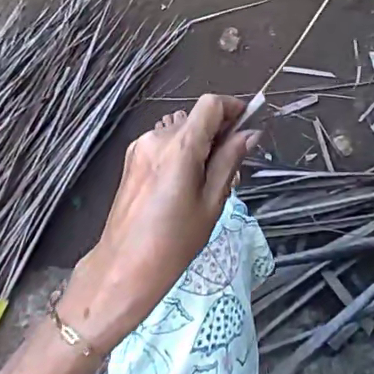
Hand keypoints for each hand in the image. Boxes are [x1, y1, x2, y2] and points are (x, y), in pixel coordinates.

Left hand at [59, 95, 257, 350]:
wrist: (122, 268)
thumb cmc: (173, 243)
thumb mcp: (212, 203)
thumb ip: (230, 161)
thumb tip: (250, 134)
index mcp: (179, 146)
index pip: (211, 104)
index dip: (233, 108)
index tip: (248, 125)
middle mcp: (157, 137)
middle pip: (196, 117)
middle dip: (218, 133)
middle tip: (232, 166)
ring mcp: (140, 146)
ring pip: (181, 130)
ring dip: (200, 144)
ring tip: (207, 182)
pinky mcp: (132, 158)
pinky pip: (165, 143)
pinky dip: (181, 153)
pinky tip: (184, 185)